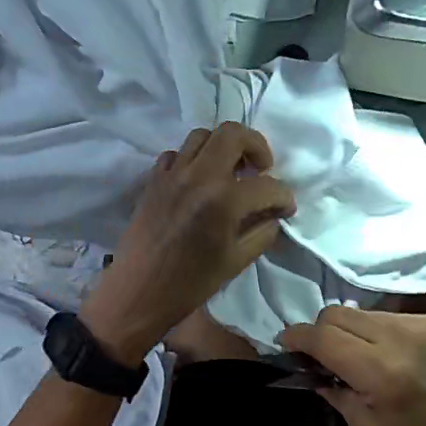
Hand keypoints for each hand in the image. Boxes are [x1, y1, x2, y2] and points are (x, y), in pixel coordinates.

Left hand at [78, 123, 294, 364]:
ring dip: (223, 147)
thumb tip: (273, 214)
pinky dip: (192, 160)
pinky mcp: (154, 180)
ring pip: (203, 135)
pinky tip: (198, 181)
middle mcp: (199, 176)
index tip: (286, 208)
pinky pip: (176, 154)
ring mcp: (173, 174)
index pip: (268, 185)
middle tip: (261, 169)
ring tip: (230, 171)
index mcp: (224, 200)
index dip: (284, 196)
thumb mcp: (237, 261)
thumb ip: (262, 231)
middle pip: (233, 134)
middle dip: (256, 146)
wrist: (139, 292)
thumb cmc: (191, 283)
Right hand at [280, 307, 425, 425]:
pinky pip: (389, 317)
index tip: (285, 343)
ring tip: (357, 359)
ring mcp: (422, 324)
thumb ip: (335, 390)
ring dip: (349, 331)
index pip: (324, 336)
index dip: (297, 337)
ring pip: (362, 312)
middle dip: (321, 332)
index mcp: (382, 372)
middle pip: (338, 313)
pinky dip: (377, 332)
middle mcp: (401, 337)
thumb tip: (311, 367)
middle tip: (320, 357)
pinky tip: (388, 357)